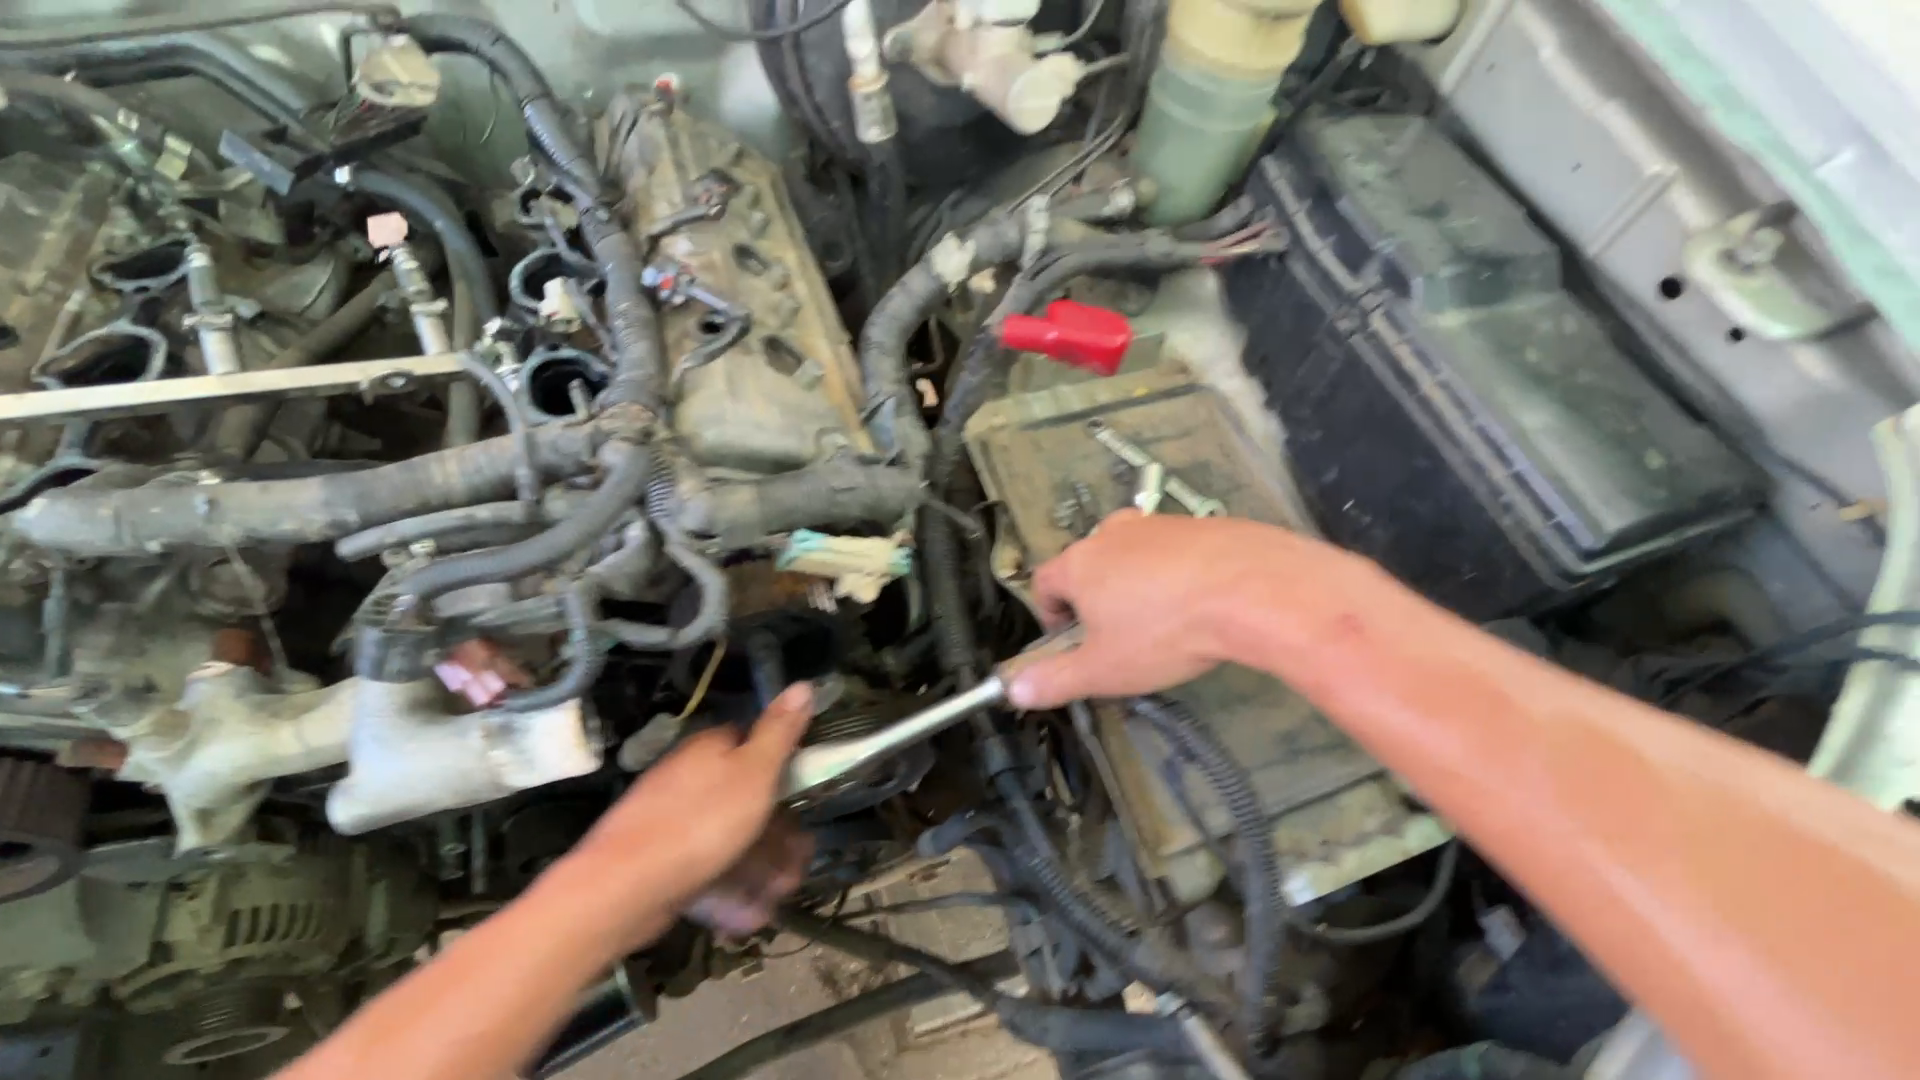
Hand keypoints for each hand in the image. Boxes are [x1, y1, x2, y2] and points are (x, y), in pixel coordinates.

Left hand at [577, 683, 813, 935]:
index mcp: (709, 749)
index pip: (751, 743)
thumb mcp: (753, 773)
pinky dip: (727, 887)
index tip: (802, 794)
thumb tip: (803, 684)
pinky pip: (704, 866)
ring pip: (727, 835)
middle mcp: (688, 776)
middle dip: (776, 832)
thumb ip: (779, 732)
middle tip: (798, 864)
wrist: (622, 888)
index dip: (781, 767)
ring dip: (758, 866)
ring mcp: (670, 819)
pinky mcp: (660, 859)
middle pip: (744, 796)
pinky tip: (744, 915)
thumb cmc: (700, 823)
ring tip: (778, 896)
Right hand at [1007, 511, 1343, 708]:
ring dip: (1135, 582)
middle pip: (1088, 564)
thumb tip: (1014, 689)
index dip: (1049, 612)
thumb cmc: (1166, 631)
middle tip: (1116, 633)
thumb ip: (1055, 680)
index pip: (1044, 582)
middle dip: (1094, 596)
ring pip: (1132, 554)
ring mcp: (1158, 525)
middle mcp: (1112, 534)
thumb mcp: (1104, 669)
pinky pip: (1174, 551)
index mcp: (1080, 564)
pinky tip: (1200, 602)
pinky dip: (1176, 572)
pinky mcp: (1200, 524)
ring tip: (1162, 620)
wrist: (1253, 589)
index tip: (1068, 638)